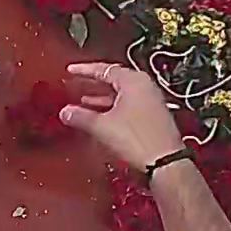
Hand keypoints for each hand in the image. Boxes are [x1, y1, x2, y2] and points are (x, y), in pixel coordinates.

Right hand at [60, 62, 185, 169]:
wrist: (165, 162)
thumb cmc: (135, 138)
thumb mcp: (102, 126)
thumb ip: (81, 117)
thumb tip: (64, 112)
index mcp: (133, 81)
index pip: (105, 69)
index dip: (85, 70)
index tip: (71, 70)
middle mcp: (144, 86)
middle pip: (114, 80)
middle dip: (94, 83)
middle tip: (76, 83)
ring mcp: (151, 101)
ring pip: (121, 94)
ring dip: (102, 98)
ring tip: (83, 101)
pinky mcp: (153, 116)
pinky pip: (128, 105)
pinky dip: (112, 108)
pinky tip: (100, 117)